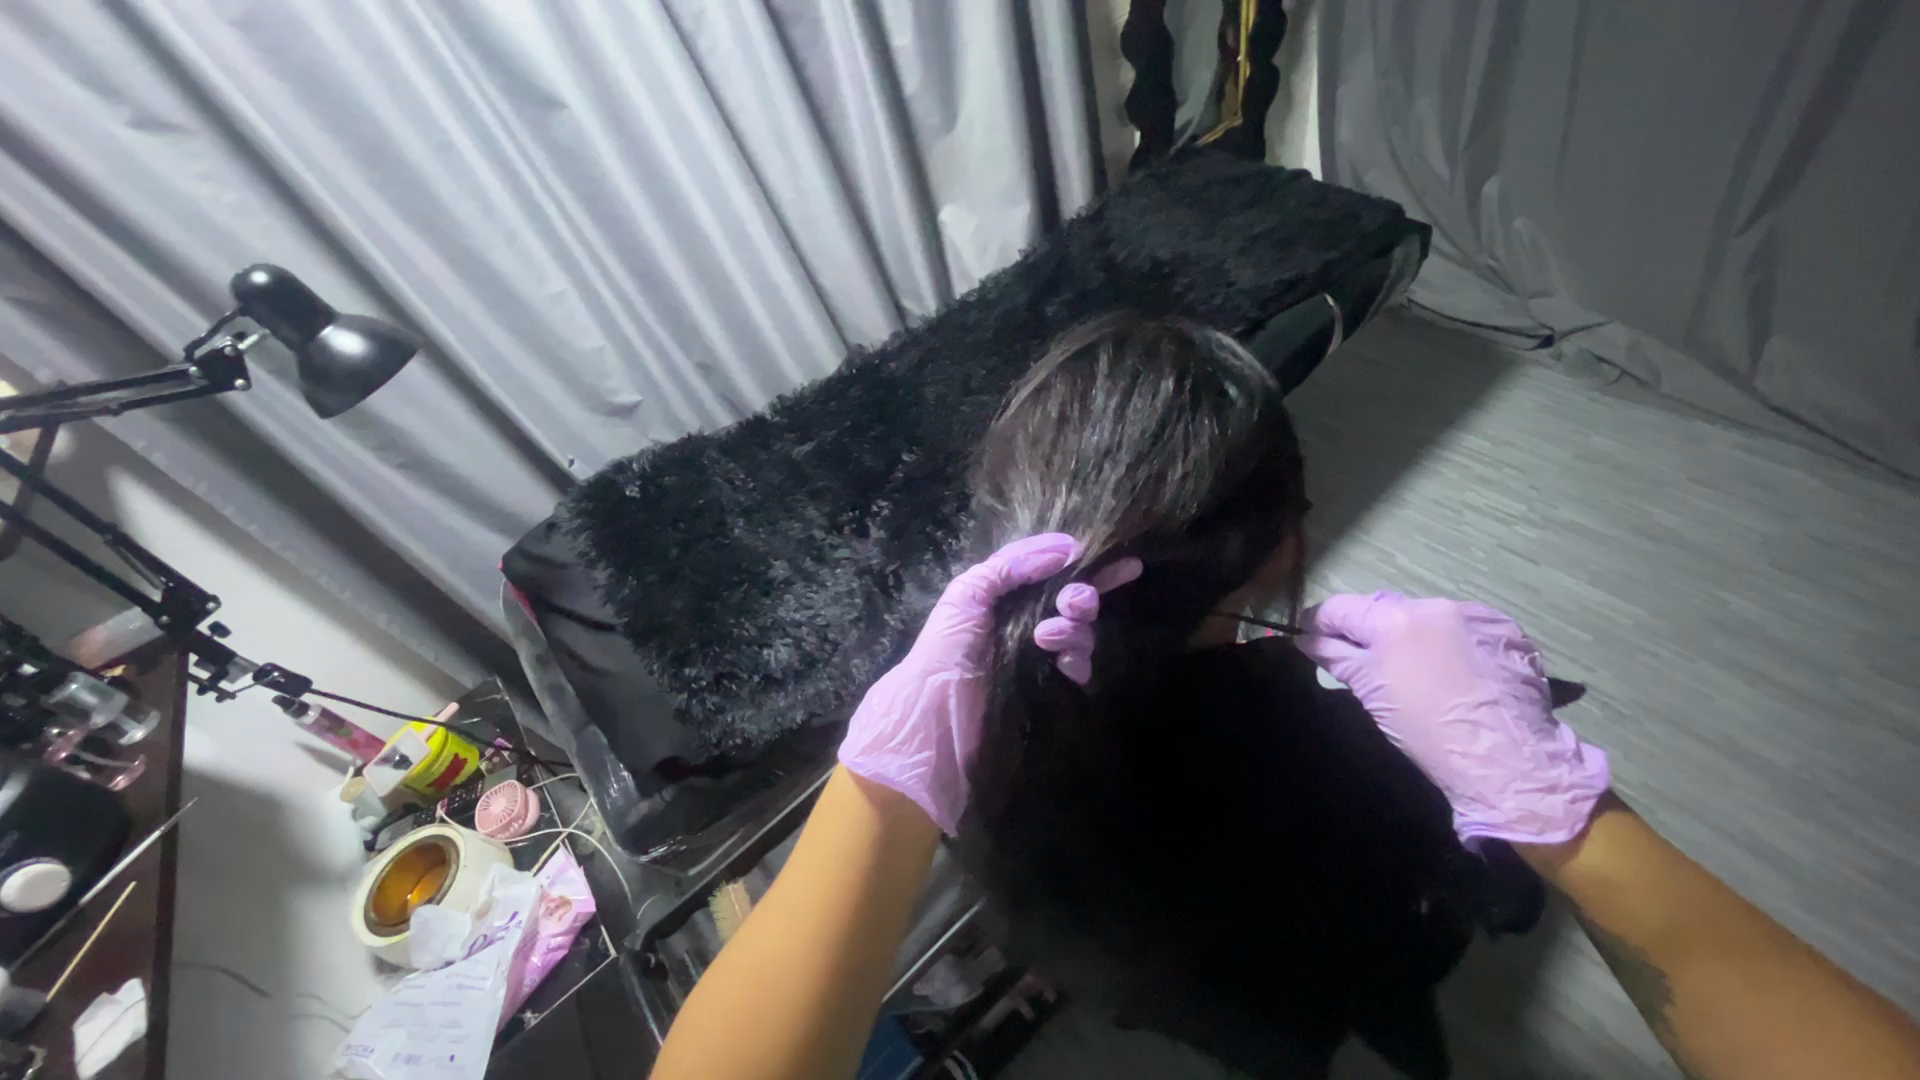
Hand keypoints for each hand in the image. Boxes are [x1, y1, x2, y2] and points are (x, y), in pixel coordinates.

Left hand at [838, 534, 1080, 833]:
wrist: (938, 715)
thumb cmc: (946, 648)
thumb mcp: (968, 593)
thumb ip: (1011, 565)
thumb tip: (1066, 547)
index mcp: (1008, 597)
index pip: (1055, 574)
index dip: (1086, 566)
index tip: (1123, 562)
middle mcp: (1029, 622)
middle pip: (1075, 601)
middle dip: (1081, 597)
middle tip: (1071, 604)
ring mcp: (1042, 658)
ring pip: (1082, 633)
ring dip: (1074, 629)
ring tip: (1045, 638)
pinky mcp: (1051, 689)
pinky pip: (1081, 668)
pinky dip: (1078, 661)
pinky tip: (1062, 664)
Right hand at [1297, 591, 1610, 844]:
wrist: (1510, 761)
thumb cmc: (1426, 731)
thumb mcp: (1370, 693)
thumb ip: (1335, 658)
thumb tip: (1306, 640)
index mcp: (1391, 619)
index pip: (1339, 607)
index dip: (1319, 622)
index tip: (1311, 638)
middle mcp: (1432, 605)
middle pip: (1382, 608)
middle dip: (1368, 630)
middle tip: (1365, 662)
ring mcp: (1474, 614)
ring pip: (1424, 616)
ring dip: (1412, 635)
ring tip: (1418, 671)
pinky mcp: (1507, 630)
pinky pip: (1464, 627)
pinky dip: (1452, 643)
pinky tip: (1457, 673)